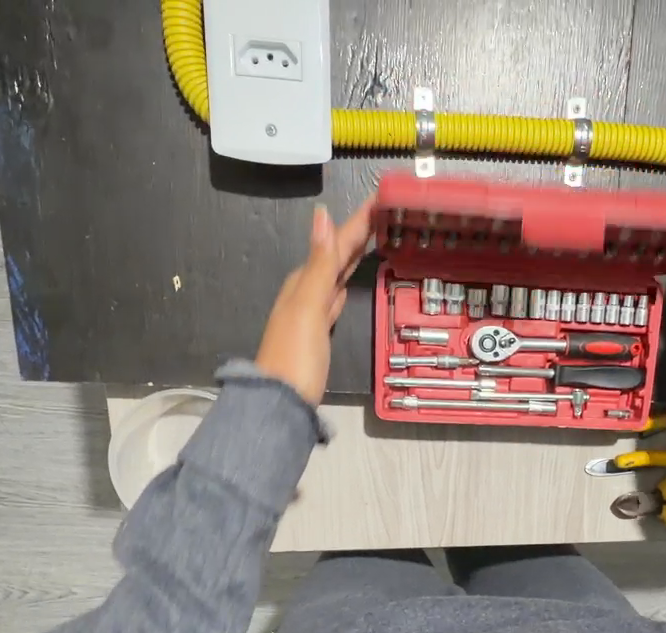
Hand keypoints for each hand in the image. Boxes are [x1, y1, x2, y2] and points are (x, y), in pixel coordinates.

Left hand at [253, 198, 375, 404]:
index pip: (336, 244)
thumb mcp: (308, 308)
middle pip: (335, 256)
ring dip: (352, 256)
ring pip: (335, 275)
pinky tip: (347, 283)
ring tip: (373, 238)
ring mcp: (311, 314)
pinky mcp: (319, 334)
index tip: (381, 197)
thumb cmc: (296, 358)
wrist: (281, 404)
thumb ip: (318, 264)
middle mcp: (305, 293)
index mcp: (304, 283)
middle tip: (384, 212)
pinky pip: (334, 297)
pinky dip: (344, 283)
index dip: (357, 221)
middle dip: (357, 233)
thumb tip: (322, 214)